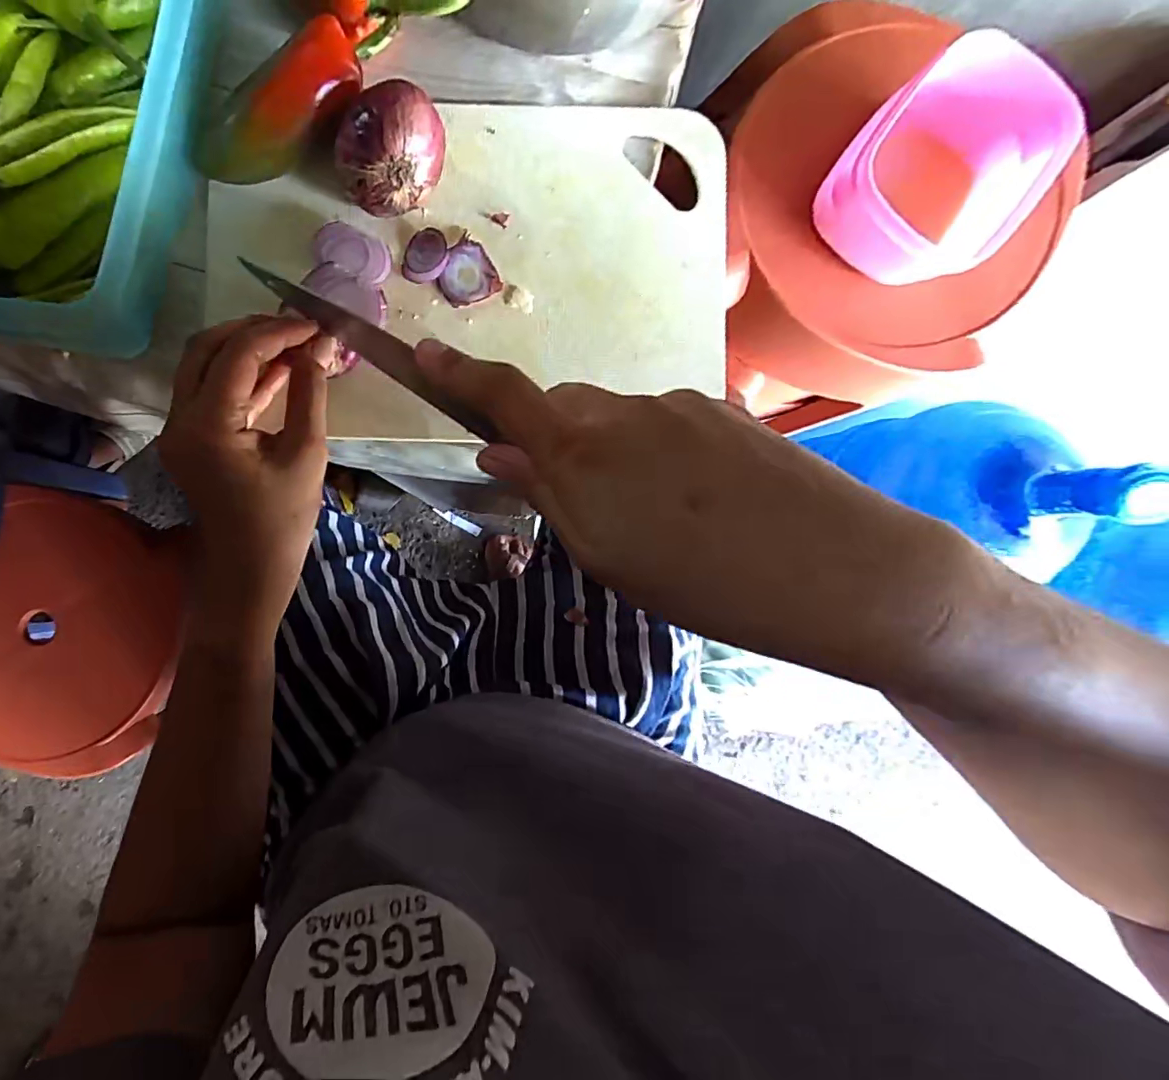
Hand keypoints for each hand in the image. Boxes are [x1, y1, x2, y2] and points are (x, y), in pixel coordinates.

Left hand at [160, 317, 330, 624]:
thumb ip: (310, 390)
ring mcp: (177, 431)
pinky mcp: (187, 440)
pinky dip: (239, 378)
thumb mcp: (305, 452)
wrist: (246, 570)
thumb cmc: (281, 522)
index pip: (237, 353)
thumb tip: (321, 344)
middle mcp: (180, 421)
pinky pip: (208, 394)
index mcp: (206, 425)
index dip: (279, 331)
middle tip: (299, 330)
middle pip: (206, 348)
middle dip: (253, 330)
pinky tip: (279, 371)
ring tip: (295, 345)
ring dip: (245, 350)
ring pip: (202, 366)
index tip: (317, 326)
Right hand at [416, 339, 993, 688]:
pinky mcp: (728, 412)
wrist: (847, 574)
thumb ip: (542, 493)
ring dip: (603, 450)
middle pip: (560, 406)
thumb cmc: (696, 580)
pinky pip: (660, 421)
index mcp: (582, 447)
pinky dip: (649, 451)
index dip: (459, 372)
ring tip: (645, 513)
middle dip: (548, 437)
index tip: (426, 352)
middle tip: (571, 499)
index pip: (504, 395)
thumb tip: (496, 453)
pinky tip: (689, 500)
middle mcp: (626, 408)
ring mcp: (682, 404)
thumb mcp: (598, 551)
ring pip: (612, 416)